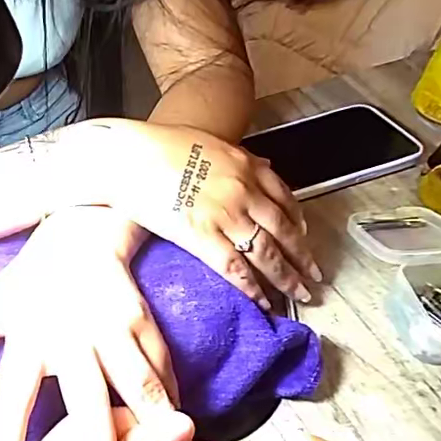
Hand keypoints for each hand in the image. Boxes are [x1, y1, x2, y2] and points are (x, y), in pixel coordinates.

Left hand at [0, 207, 177, 440]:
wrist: (79, 235)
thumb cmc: (28, 280)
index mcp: (28, 338)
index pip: (12, 403)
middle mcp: (71, 338)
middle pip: (88, 407)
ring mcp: (111, 330)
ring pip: (138, 392)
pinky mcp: (142, 323)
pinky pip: (161, 371)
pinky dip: (170, 407)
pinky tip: (177, 440)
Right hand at [74, 120, 320, 310]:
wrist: (127, 154)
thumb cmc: (156, 144)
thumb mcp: (206, 140)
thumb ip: (235, 156)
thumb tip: (261, 165)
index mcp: (245, 165)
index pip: (285, 198)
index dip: (298, 222)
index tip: (303, 236)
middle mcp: (243, 191)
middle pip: (284, 230)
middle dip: (302, 257)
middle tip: (313, 275)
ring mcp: (224, 215)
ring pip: (268, 253)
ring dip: (287, 278)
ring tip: (299, 295)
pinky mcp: (200, 236)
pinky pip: (235, 267)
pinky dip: (252, 288)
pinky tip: (262, 301)